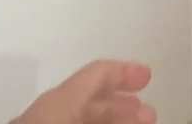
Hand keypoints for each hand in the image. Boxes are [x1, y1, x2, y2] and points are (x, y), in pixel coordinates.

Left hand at [13, 60, 153, 123]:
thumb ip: (115, 122)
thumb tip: (142, 118)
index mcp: (57, 102)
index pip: (97, 73)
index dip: (125, 73)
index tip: (148, 79)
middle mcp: (43, 114)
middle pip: (87, 99)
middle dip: (119, 108)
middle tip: (148, 116)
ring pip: (75, 121)